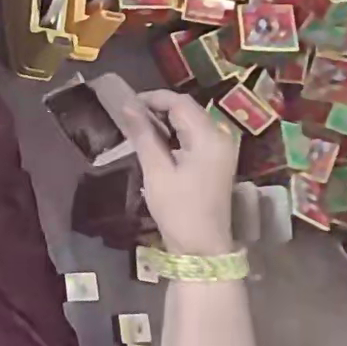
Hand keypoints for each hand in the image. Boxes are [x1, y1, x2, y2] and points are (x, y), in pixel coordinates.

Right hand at [120, 90, 238, 255]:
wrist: (202, 247)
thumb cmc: (178, 209)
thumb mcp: (156, 171)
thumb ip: (143, 135)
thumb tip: (127, 106)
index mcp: (209, 136)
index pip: (179, 102)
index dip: (152, 98)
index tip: (125, 105)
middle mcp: (221, 136)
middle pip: (187, 109)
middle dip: (157, 108)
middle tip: (127, 117)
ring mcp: (221, 149)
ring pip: (190, 122)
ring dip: (164, 121)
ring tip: (136, 129)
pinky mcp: (217, 160)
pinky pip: (194, 136)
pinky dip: (174, 134)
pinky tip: (155, 143)